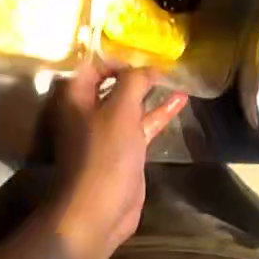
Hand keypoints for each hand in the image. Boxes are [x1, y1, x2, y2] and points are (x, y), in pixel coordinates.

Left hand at [43, 62, 187, 258]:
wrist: (100, 209)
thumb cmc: (105, 154)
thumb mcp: (120, 110)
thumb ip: (133, 83)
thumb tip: (147, 68)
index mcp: (77, 98)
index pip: (92, 65)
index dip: (114, 55)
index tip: (141, 49)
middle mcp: (88, 112)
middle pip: (111, 83)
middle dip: (135, 71)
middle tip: (161, 57)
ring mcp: (107, 132)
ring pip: (130, 104)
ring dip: (150, 91)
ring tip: (175, 75)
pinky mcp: (125, 150)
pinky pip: (142, 124)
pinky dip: (159, 112)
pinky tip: (181, 100)